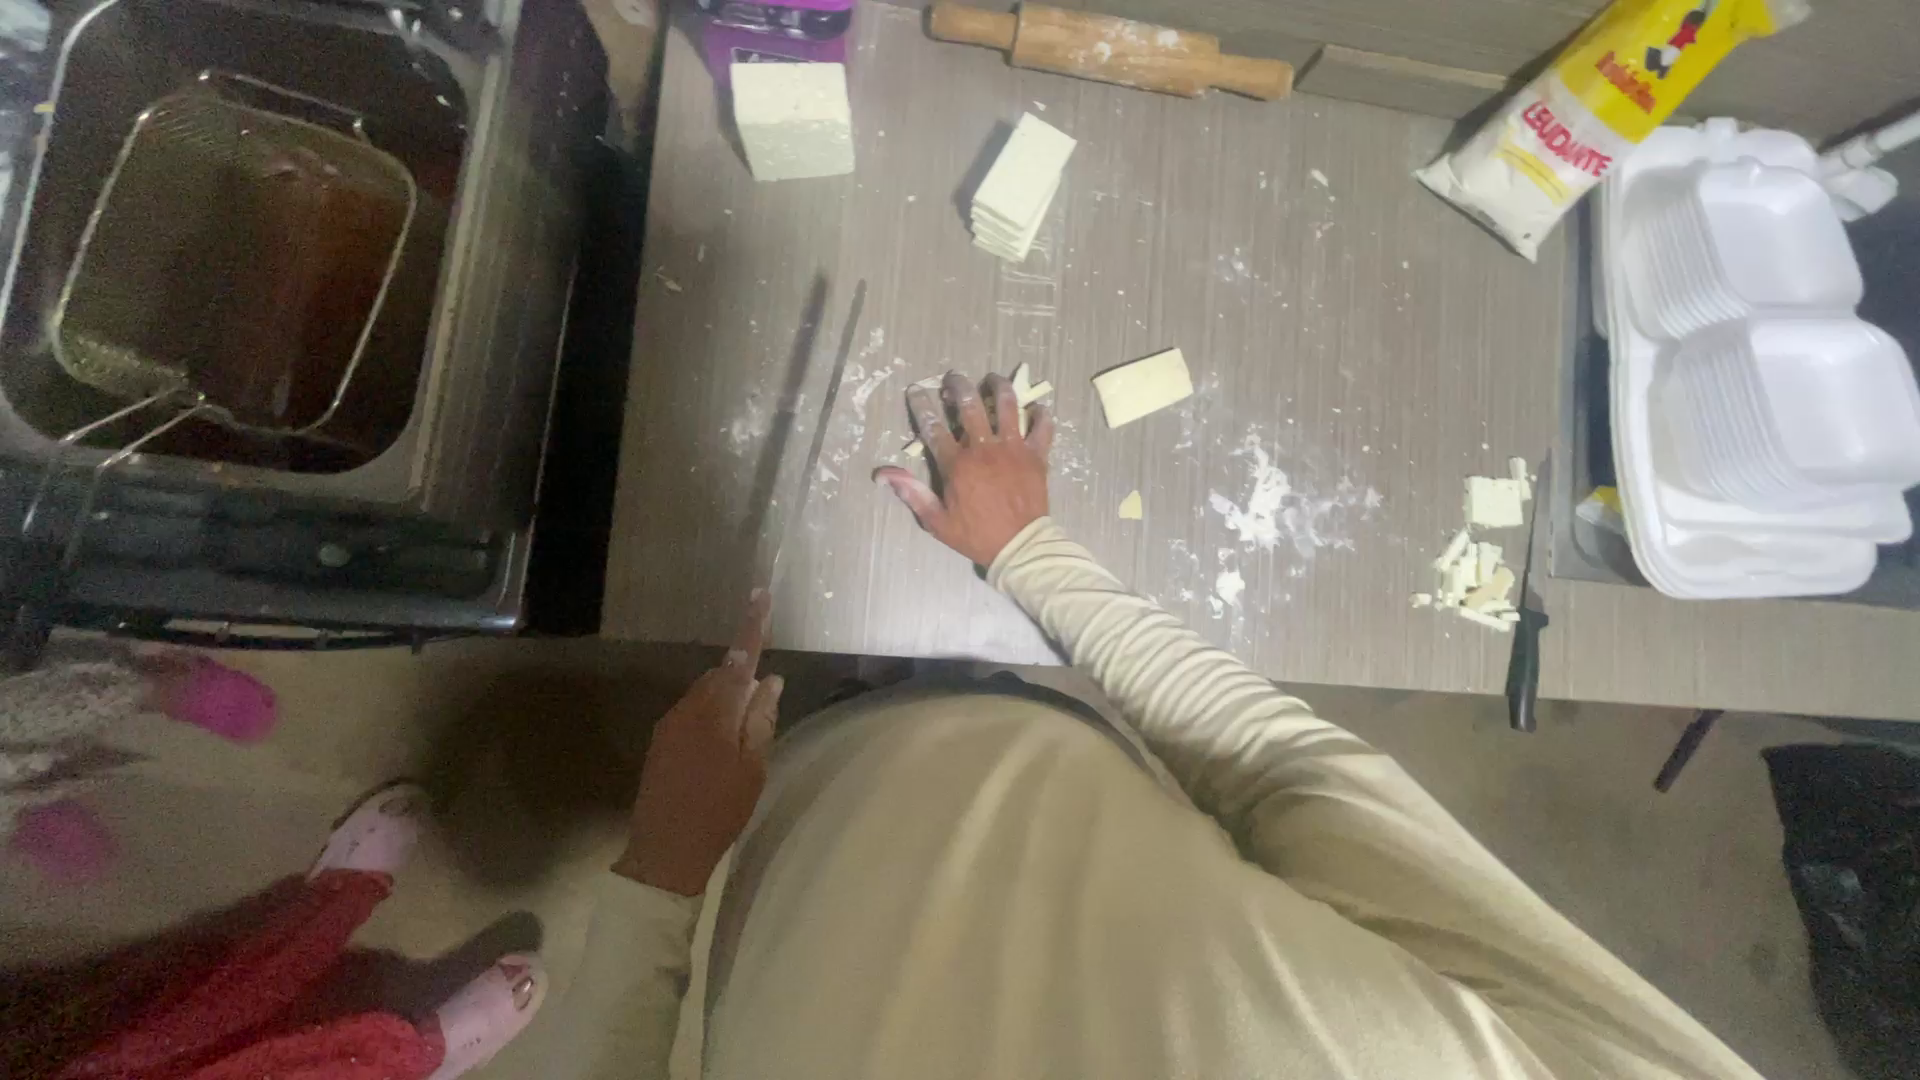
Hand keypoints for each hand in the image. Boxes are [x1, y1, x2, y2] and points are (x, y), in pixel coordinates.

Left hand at [614, 591, 783, 895]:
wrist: (664, 853)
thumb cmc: (719, 811)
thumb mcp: (753, 767)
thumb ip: (761, 719)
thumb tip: (769, 680)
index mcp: (716, 713)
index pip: (739, 658)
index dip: (752, 626)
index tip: (760, 595)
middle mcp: (688, 708)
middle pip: (721, 674)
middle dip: (742, 677)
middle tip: (764, 705)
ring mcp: (670, 724)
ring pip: (705, 693)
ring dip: (726, 700)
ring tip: (742, 738)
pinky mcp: (661, 740)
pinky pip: (692, 712)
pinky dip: (711, 716)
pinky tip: (719, 749)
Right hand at [874, 371, 1053, 565]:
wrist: (1020, 546)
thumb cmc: (976, 535)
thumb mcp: (937, 521)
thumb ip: (912, 493)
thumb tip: (883, 473)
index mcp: (957, 464)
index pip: (933, 426)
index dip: (921, 405)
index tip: (915, 390)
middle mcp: (984, 448)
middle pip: (969, 405)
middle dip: (958, 386)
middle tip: (953, 378)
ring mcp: (1013, 448)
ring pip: (1006, 405)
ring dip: (998, 387)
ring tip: (992, 379)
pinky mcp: (1036, 455)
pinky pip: (1042, 426)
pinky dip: (1041, 413)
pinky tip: (1035, 406)